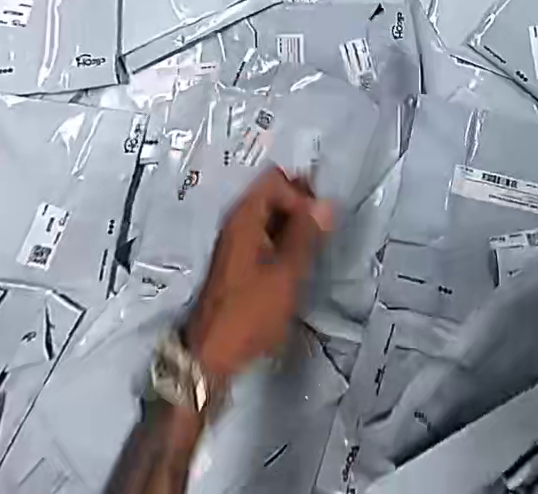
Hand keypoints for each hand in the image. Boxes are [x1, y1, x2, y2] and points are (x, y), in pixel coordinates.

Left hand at [182, 168, 333, 384]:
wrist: (211, 358)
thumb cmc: (250, 311)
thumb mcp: (287, 273)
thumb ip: (307, 234)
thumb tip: (326, 203)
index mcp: (245, 216)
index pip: (276, 179)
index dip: (300, 193)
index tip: (316, 223)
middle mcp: (237, 221)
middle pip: (271, 193)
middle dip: (299, 205)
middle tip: (320, 230)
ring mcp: (235, 242)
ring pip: (269, 215)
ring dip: (293, 224)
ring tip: (313, 247)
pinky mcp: (238, 262)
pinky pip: (264, 235)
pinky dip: (283, 240)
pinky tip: (296, 261)